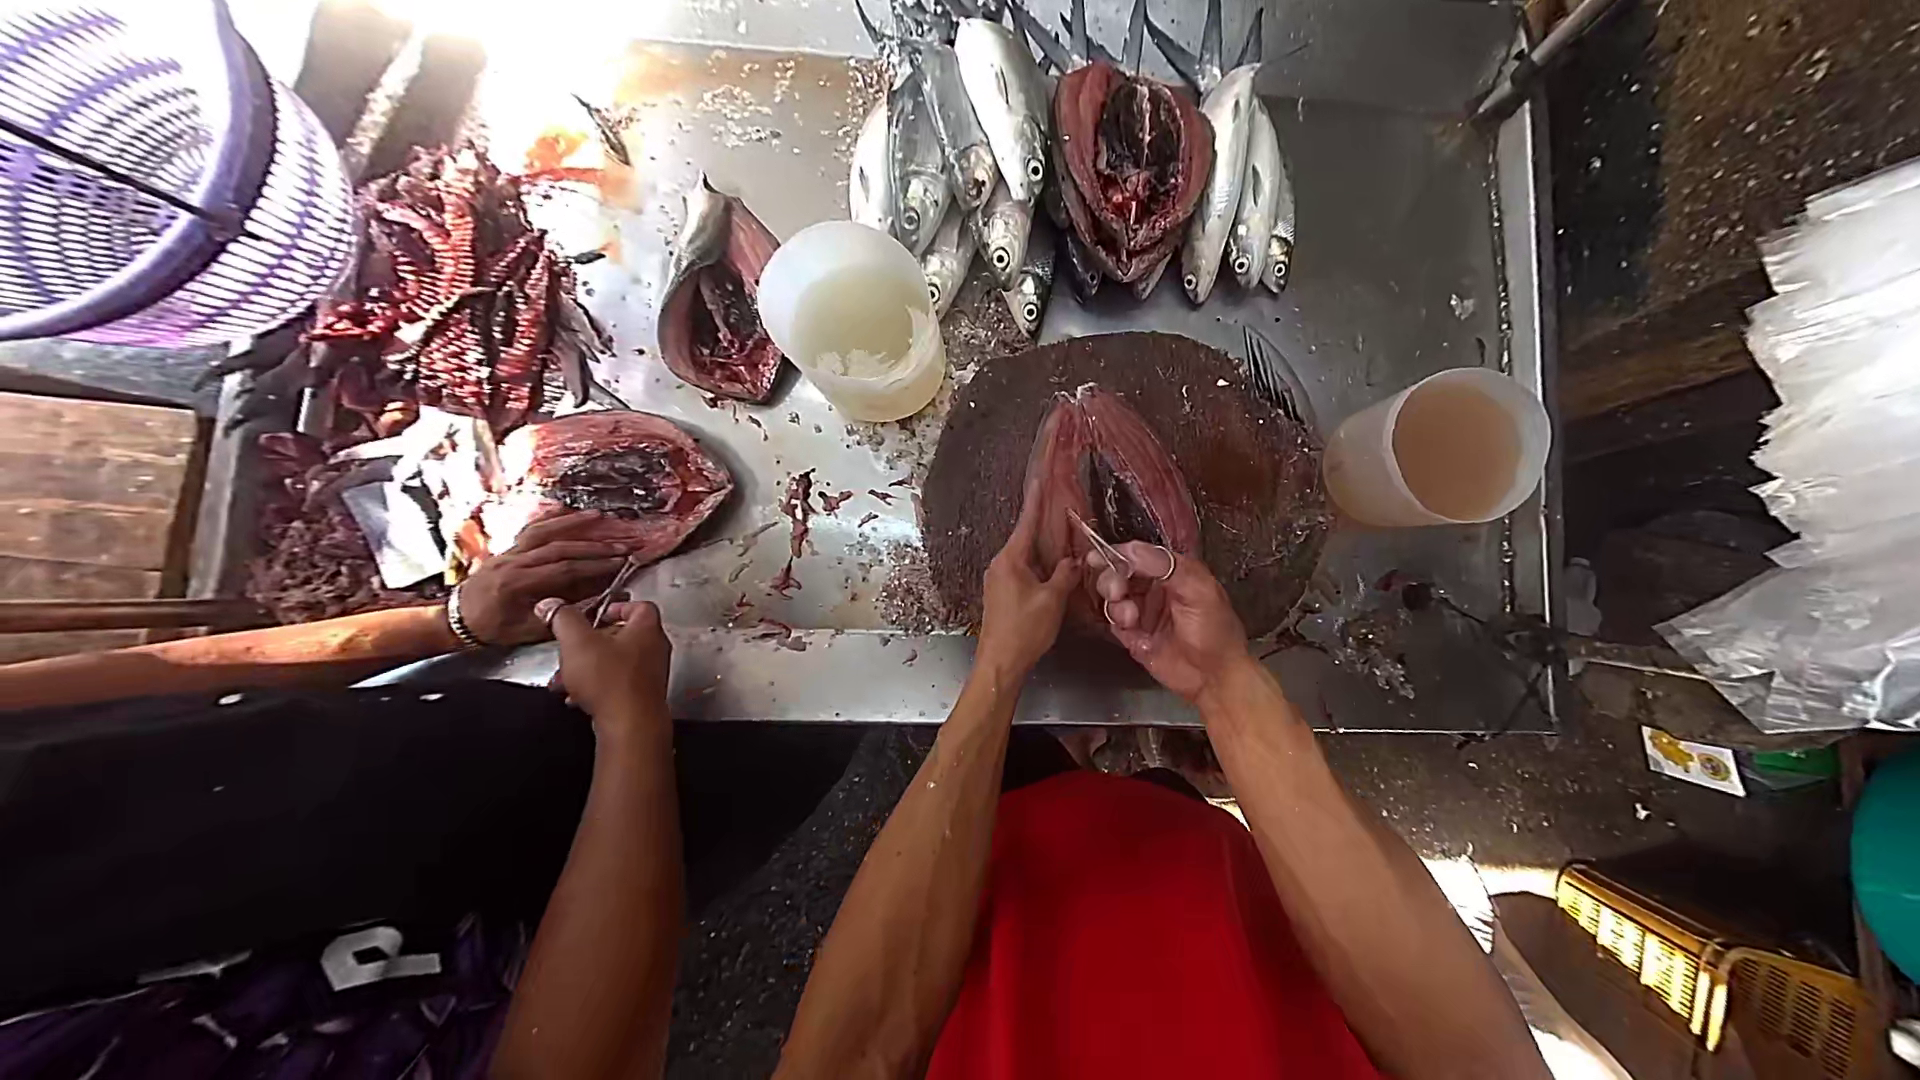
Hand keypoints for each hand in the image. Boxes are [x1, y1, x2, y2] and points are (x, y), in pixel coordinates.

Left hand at [458, 511, 631, 644]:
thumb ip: (563, 615)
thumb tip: (599, 600)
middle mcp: (512, 562)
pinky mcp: (508, 549)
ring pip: (545, 531)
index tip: (620, 563)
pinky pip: (531, 529)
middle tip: (622, 545)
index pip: (564, 570)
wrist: (456, 620)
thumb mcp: (529, 631)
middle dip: (595, 546)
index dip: (595, 566)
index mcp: (516, 584)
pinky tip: (568, 512)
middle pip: (560, 548)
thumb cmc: (493, 629)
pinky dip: (552, 519)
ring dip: (574, 523)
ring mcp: (509, 552)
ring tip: (600, 516)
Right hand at [546, 599, 671, 731]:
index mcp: (647, 628)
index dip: (616, 606)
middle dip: (593, 641)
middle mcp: (656, 648)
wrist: (630, 723)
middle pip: (624, 635)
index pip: (639, 606)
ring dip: (590, 665)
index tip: (595, 614)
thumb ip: (564, 620)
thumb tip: (551, 604)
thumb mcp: (578, 643)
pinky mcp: (644, 694)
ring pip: (617, 661)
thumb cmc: (609, 679)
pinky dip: (598, 685)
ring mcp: (652, 672)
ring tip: (564, 677)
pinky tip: (575, 697)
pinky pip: (619, 682)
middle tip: (572, 647)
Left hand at [977, 485, 1081, 678]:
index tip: (1039, 479)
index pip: (1025, 522)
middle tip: (1062, 510)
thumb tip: (1074, 561)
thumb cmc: (1024, 630)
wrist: (1000, 662)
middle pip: (1025, 538)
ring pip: (1025, 556)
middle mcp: (1000, 564)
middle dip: (1044, 526)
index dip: (1035, 500)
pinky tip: (1054, 570)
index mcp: (1010, 560)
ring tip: (1064, 540)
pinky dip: (1039, 566)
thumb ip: (1065, 575)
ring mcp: (998, 579)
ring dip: (1044, 550)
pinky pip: (1023, 571)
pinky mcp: (1001, 593)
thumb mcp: (1052, 600)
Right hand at [1087, 544, 1250, 702]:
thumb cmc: (1216, 633)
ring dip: (1115, 601)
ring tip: (1129, 615)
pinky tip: (1130, 627)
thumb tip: (1132, 549)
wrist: (1214, 678)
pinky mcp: (1132, 633)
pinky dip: (1116, 619)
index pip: (1139, 554)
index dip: (1120, 554)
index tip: (1102, 557)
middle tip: (1117, 590)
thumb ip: (1166, 567)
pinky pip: (1112, 618)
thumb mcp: (1198, 591)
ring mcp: (1142, 610)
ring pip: (1112, 594)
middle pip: (1119, 571)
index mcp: (1173, 571)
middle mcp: (1155, 588)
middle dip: (1112, 578)